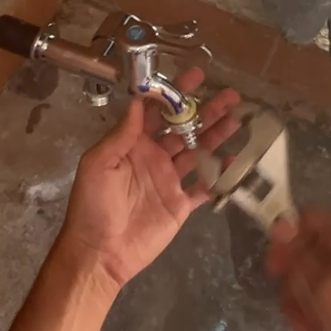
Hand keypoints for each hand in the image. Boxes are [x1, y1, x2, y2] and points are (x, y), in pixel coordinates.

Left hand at [55, 68, 242, 291]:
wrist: (100, 253)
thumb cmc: (93, 206)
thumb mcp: (98, 164)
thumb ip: (121, 135)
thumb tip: (139, 102)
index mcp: (133, 144)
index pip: (157, 112)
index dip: (175, 93)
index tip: (196, 77)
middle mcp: (154, 157)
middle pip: (184, 128)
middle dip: (206, 111)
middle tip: (230, 96)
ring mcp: (170, 180)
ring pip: (198, 151)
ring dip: (217, 135)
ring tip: (238, 119)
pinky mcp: (181, 204)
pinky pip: (204, 186)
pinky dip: (220, 174)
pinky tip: (236, 160)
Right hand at [267, 209, 330, 330]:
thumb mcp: (323, 292)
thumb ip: (297, 259)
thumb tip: (279, 223)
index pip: (307, 221)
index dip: (285, 242)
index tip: (275, 272)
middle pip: (309, 265)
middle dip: (297, 298)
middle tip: (299, 323)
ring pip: (321, 300)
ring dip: (311, 330)